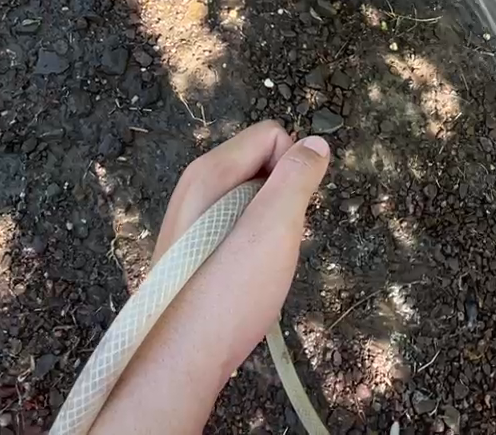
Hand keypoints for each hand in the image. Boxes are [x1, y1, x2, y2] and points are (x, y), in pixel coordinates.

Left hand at [90, 121, 329, 434]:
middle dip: (281, 197)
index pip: (271, 134)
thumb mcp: (274, 226)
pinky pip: (237, 224)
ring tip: (260, 264)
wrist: (179, 360)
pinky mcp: (194, 246)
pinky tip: (246, 278)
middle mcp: (197, 184)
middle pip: (262, 163)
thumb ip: (297, 177)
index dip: (292, 167)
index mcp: (211, 169)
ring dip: (269, 225)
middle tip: (273, 242)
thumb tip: (316, 142)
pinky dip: (251, 244)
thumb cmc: (230, 289)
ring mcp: (193, 216)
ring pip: (253, 197)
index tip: (286, 212)